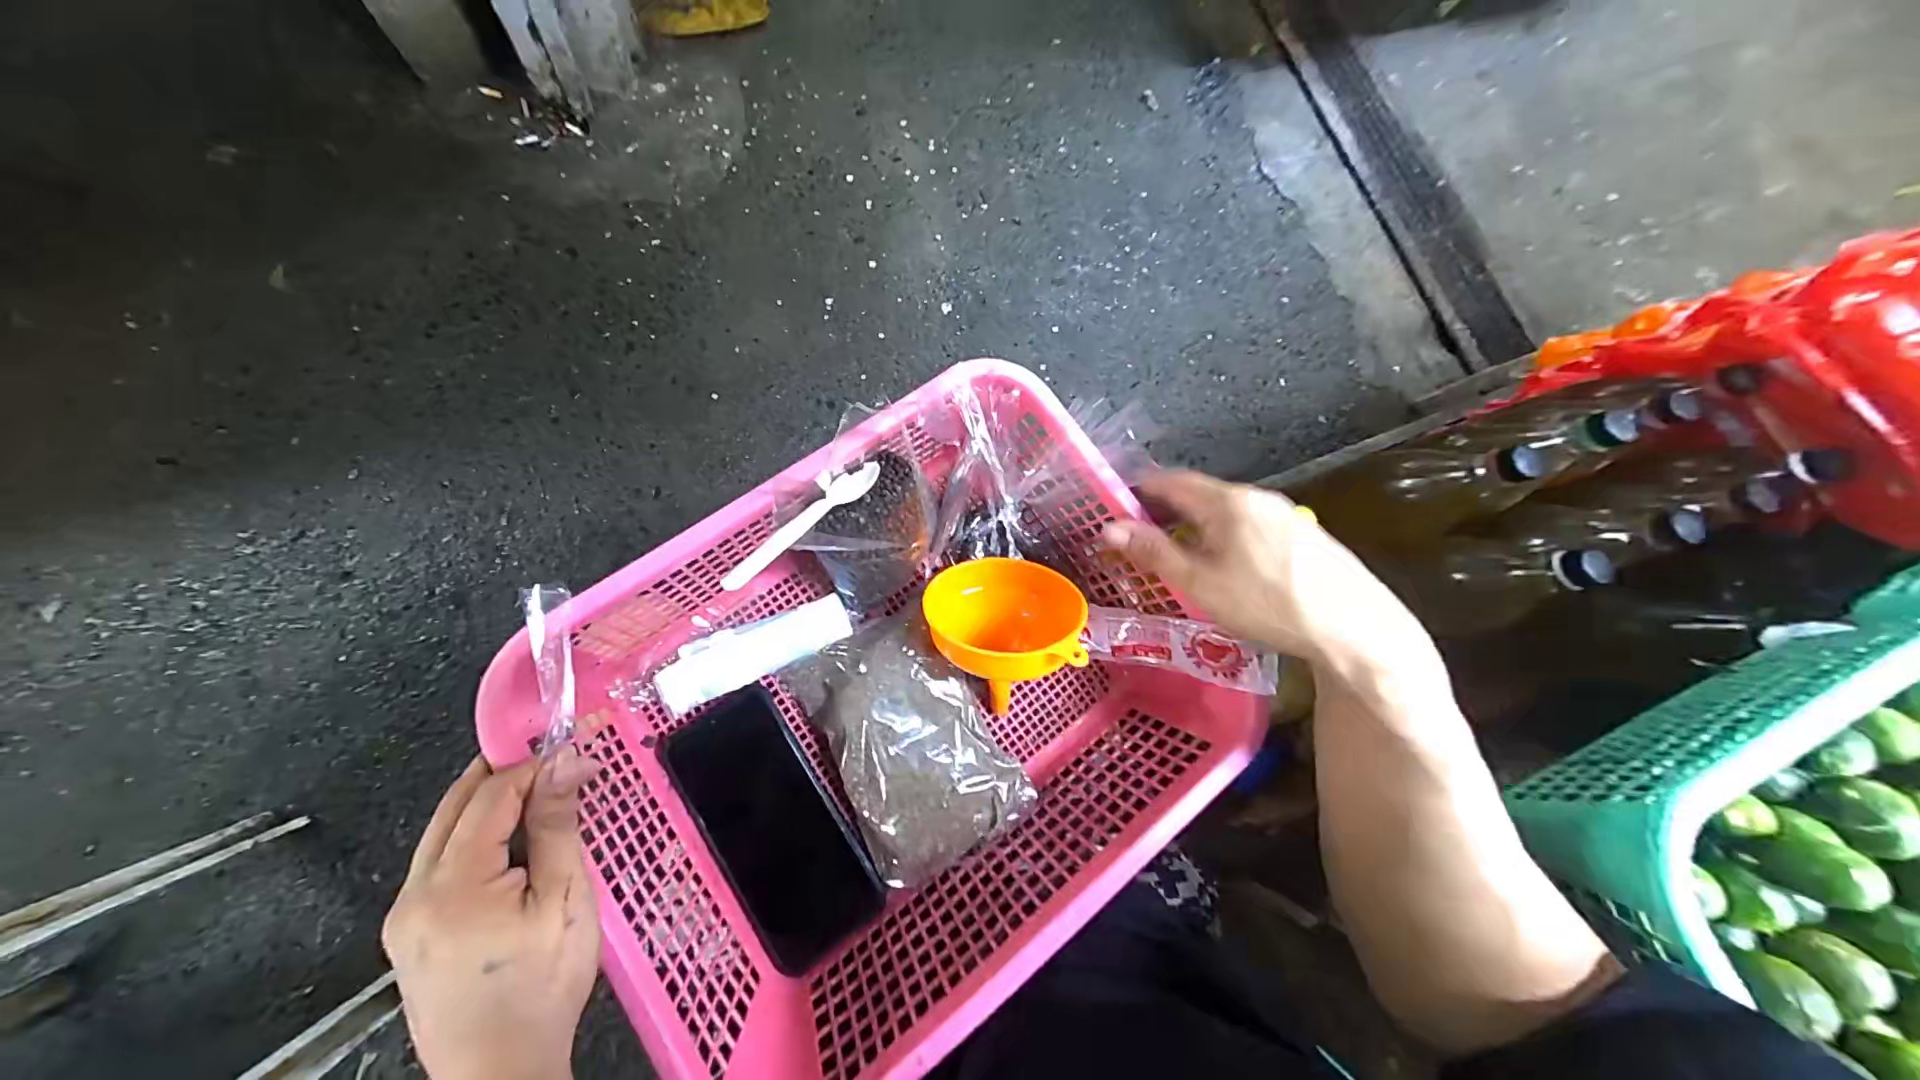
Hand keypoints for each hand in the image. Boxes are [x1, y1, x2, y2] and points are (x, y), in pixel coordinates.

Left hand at [383, 747, 600, 1079]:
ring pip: (444, 833)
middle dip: (503, 771)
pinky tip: (512, 837)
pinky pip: (441, 861)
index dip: (532, 763)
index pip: (490, 796)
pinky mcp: (407, 934)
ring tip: (541, 788)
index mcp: (451, 886)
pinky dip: (477, 834)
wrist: (499, 1073)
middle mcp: (412, 896)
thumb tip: (567, 759)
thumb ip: (558, 825)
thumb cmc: (544, 984)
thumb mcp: (565, 899)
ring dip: (490, 802)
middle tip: (553, 752)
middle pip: (454, 807)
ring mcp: (402, 917)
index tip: (574, 746)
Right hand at [1102, 470, 1443, 691]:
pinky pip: (1249, 525)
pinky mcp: (1302, 535)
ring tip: (1177, 558)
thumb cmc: (1268, 604)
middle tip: (1139, 540)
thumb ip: (1154, 552)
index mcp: (1228, 501)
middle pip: (1199, 494)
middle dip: (1165, 512)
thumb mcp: (1200, 583)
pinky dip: (1223, 536)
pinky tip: (1225, 568)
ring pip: (1225, 512)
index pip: (1171, 480)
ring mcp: (1285, 515)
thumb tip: (1109, 528)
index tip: (1116, 511)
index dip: (1138, 491)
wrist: (1355, 630)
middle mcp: (1258, 498)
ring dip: (1195, 526)